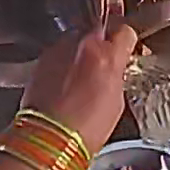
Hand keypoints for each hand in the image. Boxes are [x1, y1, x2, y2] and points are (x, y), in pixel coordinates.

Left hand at [21, 21, 137, 150]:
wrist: (48, 139)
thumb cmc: (83, 129)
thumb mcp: (116, 102)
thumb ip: (116, 75)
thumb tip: (115, 69)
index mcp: (108, 56)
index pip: (124, 31)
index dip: (126, 40)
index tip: (124, 48)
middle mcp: (84, 46)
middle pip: (98, 30)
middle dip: (101, 44)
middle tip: (101, 65)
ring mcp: (61, 49)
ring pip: (76, 39)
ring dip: (80, 52)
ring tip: (79, 77)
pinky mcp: (42, 58)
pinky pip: (58, 52)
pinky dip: (63, 62)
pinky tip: (63, 83)